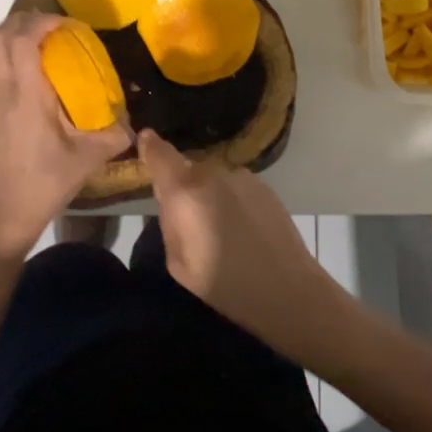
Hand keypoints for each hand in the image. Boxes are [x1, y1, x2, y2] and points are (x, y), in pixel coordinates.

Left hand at [0, 13, 130, 256]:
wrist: (9, 210)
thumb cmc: (48, 181)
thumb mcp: (90, 157)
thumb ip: (116, 133)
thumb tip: (134, 117)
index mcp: (27, 95)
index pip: (22, 40)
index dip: (44, 22)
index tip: (72, 25)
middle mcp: (6, 89)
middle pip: (0, 35)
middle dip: (27, 20)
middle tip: (58, 27)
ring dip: (18, 34)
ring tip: (50, 40)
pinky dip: (15, 52)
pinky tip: (42, 69)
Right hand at [141, 130, 347, 357]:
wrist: (287, 289)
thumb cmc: (225, 284)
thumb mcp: (178, 263)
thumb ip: (169, 223)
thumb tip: (172, 204)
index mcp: (186, 191)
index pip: (159, 154)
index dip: (149, 146)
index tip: (145, 141)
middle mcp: (213, 173)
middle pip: (188, 169)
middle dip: (183, 186)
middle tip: (189, 220)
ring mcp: (242, 176)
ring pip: (213, 179)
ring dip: (210, 195)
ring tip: (220, 229)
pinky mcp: (264, 186)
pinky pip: (235, 187)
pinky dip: (231, 201)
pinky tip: (242, 229)